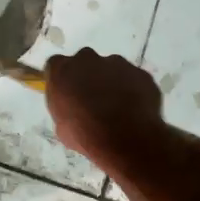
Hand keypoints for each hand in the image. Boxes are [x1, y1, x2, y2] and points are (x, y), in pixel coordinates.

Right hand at [45, 48, 199, 182]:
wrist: (127, 142)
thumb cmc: (86, 137)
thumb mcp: (63, 128)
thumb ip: (66, 112)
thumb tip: (72, 114)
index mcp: (61, 69)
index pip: (59, 68)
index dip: (69, 84)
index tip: (76, 100)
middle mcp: (88, 58)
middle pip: (87, 66)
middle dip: (93, 81)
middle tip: (99, 108)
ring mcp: (116, 64)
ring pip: (113, 72)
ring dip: (116, 86)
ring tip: (124, 114)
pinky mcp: (141, 74)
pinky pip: (135, 81)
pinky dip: (137, 93)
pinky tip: (141, 114)